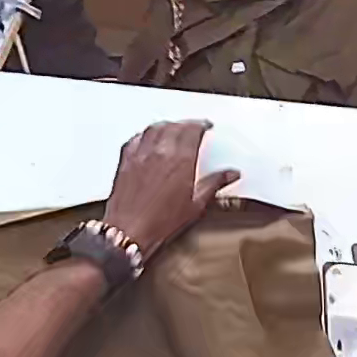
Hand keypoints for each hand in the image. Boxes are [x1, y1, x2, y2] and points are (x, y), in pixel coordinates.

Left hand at [103, 121, 239, 258]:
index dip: (201, 125)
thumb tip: (230, 174)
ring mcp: (141, 155)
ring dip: (167, 125)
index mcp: (181, 160)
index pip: (193, 130)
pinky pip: (136, 138)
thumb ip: (214, 184)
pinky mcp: (125, 161)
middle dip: (186, 124)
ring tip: (173, 128)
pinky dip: (146, 134)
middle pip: (175, 126)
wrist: (129, 231)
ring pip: (155, 128)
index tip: (206, 126)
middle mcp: (160, 152)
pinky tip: (148, 138)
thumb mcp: (195, 205)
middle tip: (193, 127)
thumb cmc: (159, 223)